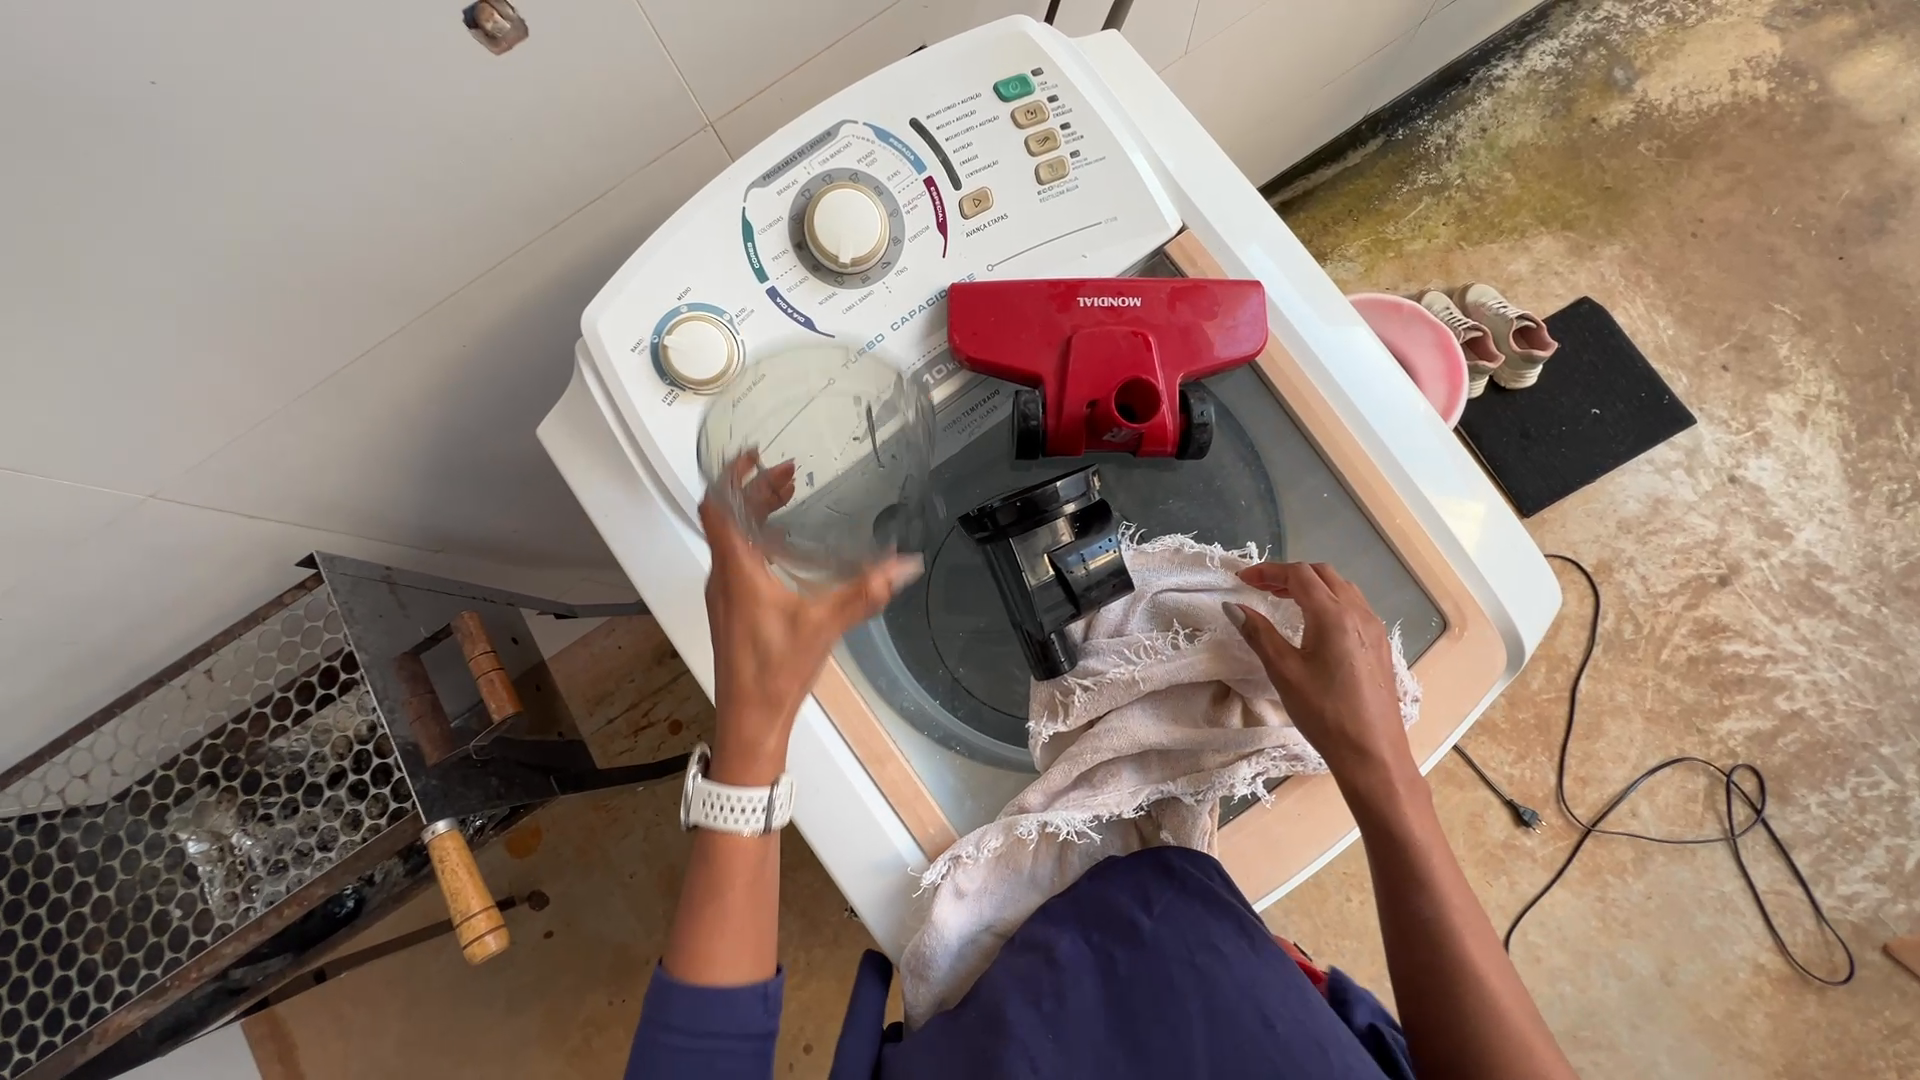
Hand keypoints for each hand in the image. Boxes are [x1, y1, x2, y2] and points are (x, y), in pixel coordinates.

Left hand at [700, 456, 923, 784]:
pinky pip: (741, 559)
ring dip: (757, 514)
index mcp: (735, 571)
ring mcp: (726, 595)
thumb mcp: (824, 626)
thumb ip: (864, 593)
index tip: (752, 453)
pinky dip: (760, 539)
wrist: (749, 721)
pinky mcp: (735, 610)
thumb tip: (904, 566)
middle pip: (729, 518)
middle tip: (790, 474)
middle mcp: (724, 577)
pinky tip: (789, 548)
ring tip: (790, 498)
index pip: (717, 507)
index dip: (730, 475)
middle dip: (756, 490)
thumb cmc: (774, 673)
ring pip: (734, 539)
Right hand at [1225, 562, 1412, 785]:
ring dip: (1310, 586)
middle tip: (1259, 587)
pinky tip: (1313, 623)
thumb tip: (1233, 606)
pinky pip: (1353, 607)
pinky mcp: (1380, 645)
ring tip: (1282, 600)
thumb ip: (1258, 633)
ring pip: (1341, 588)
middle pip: (1322, 574)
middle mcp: (1358, 613)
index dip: (1268, 571)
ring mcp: (1374, 629)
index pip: (1299, 575)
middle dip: (1289, 574)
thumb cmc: (1324, 712)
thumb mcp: (1283, 671)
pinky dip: (1328, 601)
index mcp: (1333, 615)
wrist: (1373, 753)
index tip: (1241, 579)